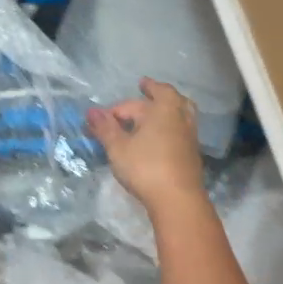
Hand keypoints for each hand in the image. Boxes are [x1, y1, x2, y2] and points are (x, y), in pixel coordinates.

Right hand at [88, 78, 202, 206]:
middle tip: (145, 86)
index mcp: (160, 108)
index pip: (131, 105)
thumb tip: (91, 111)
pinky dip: (172, 122)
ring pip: (180, 109)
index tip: (99, 120)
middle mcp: (178, 114)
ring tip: (160, 105)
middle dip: (152, 92)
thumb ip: (105, 129)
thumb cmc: (144, 167)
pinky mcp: (192, 149)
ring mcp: (188, 131)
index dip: (113, 112)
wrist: (176, 196)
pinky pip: (182, 126)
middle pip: (166, 97)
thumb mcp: (118, 148)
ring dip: (168, 104)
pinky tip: (166, 131)